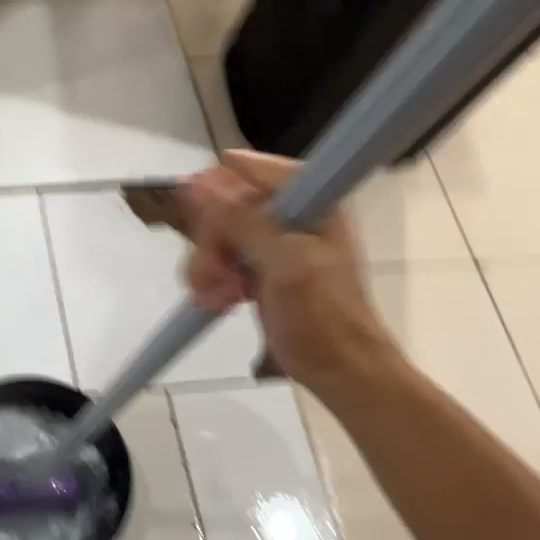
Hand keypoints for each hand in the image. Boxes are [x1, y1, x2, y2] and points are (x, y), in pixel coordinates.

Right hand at [182, 150, 400, 391]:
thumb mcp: (286, 264)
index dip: (220, 196)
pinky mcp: (260, 265)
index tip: (210, 235)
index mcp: (310, 199)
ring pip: (216, 233)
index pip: (247, 169)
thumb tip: (200, 182)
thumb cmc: (323, 318)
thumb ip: (245, 220)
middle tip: (218, 276)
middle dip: (212, 241)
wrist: (340, 371)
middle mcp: (291, 211)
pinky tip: (216, 301)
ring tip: (217, 297)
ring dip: (208, 265)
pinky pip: (220, 257)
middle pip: (225, 204)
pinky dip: (212, 279)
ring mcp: (274, 239)